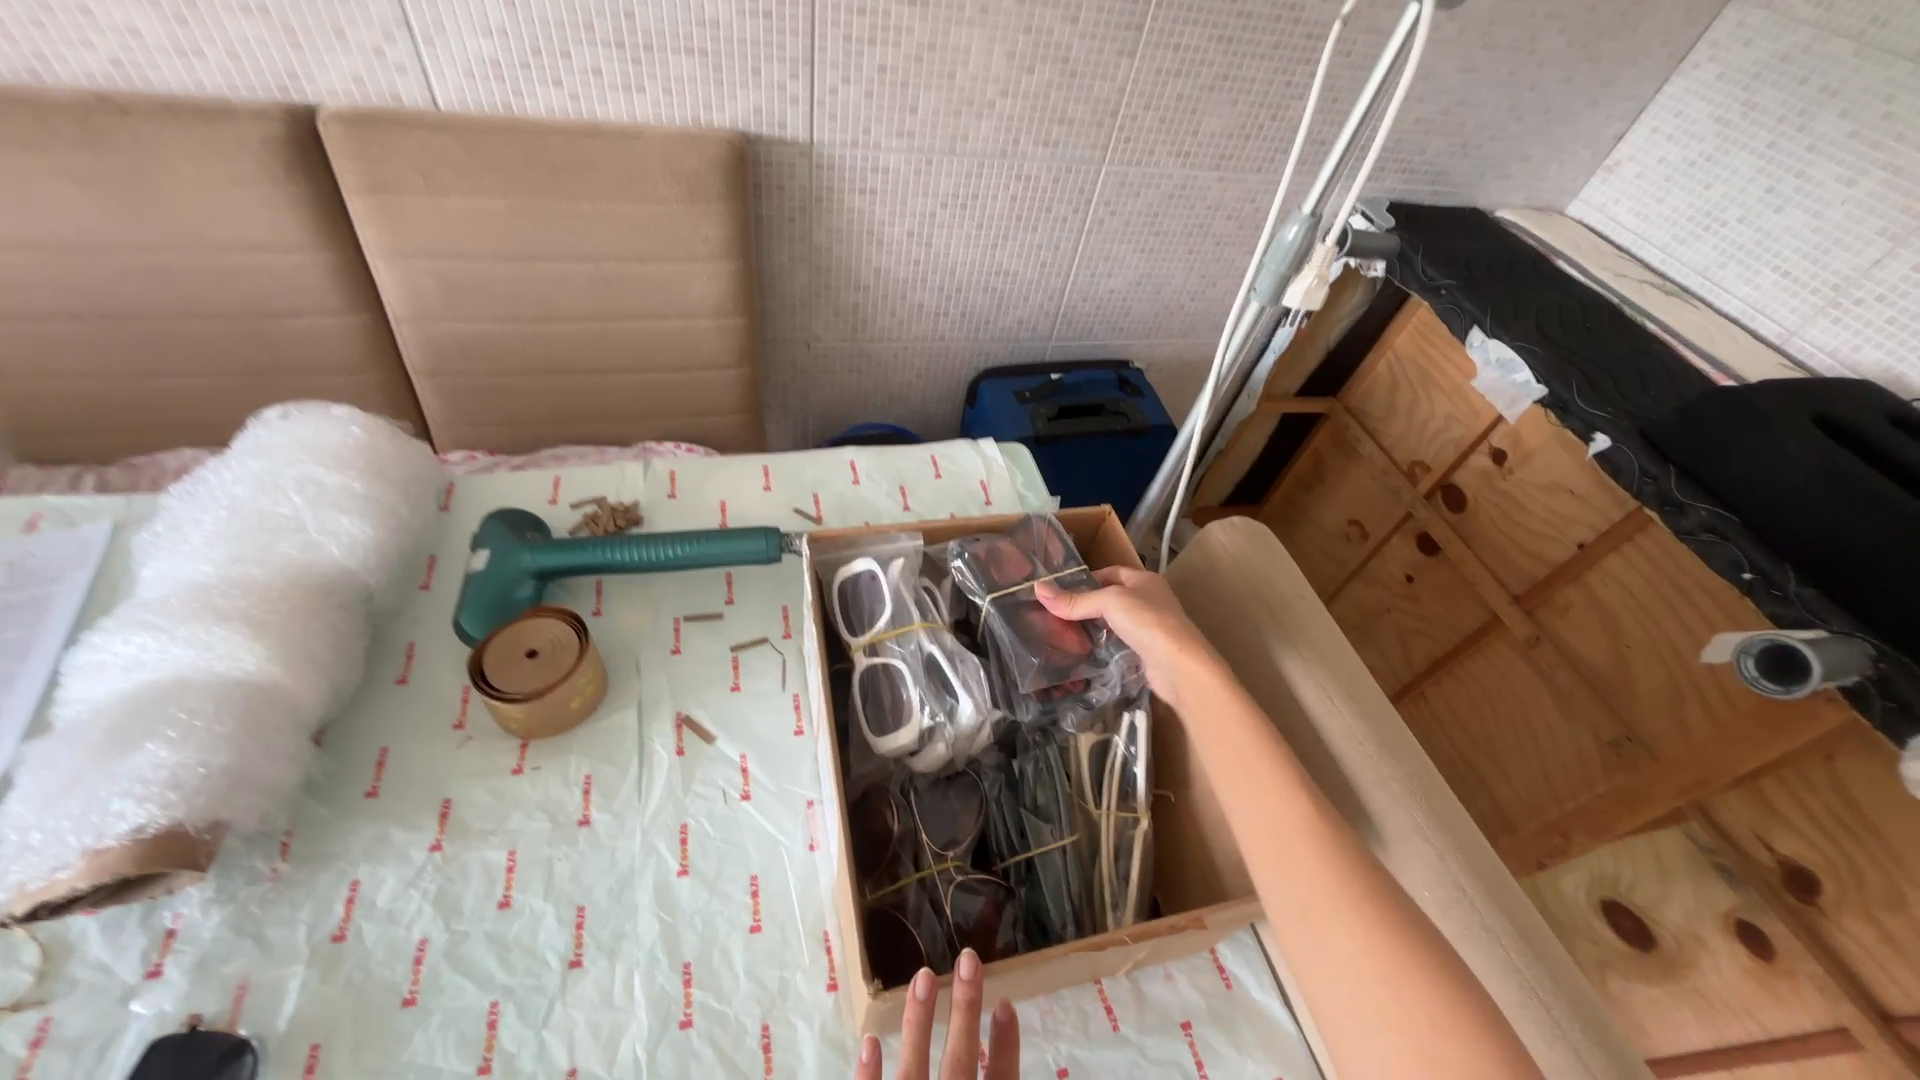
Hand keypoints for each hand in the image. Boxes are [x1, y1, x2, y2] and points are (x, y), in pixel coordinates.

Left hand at [856, 950, 1018, 1079]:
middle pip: (962, 1060)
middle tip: (968, 958)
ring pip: (914, 1070)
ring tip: (923, 976)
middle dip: (965, 1008)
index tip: (1007, 1002)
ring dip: (918, 1023)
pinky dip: (870, 1073)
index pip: (1001, 1078)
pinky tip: (870, 1042)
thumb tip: (1025, 1062)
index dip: (1006, 1044)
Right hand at [1035, 566, 1225, 710]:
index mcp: (1145, 580)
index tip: (1062, 592)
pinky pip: (1120, 645)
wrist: (1178, 665)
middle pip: (1112, 599)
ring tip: (1065, 634)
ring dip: (1095, 628)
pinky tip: (1086, 653)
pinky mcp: (1147, 652)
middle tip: (1058, 615)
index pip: (1111, 572)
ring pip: (1115, 624)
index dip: (1087, 579)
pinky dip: (1104, 647)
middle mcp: (1150, 600)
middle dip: (1087, 606)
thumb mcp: (1108, 603)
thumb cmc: (1147, 621)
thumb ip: (1075, 600)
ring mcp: (1150, 628)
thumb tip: (1038, 589)